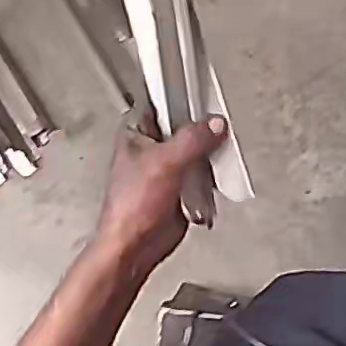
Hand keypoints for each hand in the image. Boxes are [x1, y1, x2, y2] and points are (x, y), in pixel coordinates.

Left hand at [93, 110, 227, 276]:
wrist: (136, 246)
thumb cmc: (130, 208)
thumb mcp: (164, 164)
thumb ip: (191, 140)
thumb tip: (213, 124)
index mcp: (135, 132)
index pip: (162, 101)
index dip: (183, 99)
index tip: (203, 101)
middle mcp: (150, 146)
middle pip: (185, 125)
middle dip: (202, 131)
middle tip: (214, 132)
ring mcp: (166, 165)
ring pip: (196, 148)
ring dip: (208, 154)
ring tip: (213, 158)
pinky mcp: (180, 184)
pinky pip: (202, 170)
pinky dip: (210, 174)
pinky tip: (211, 179)